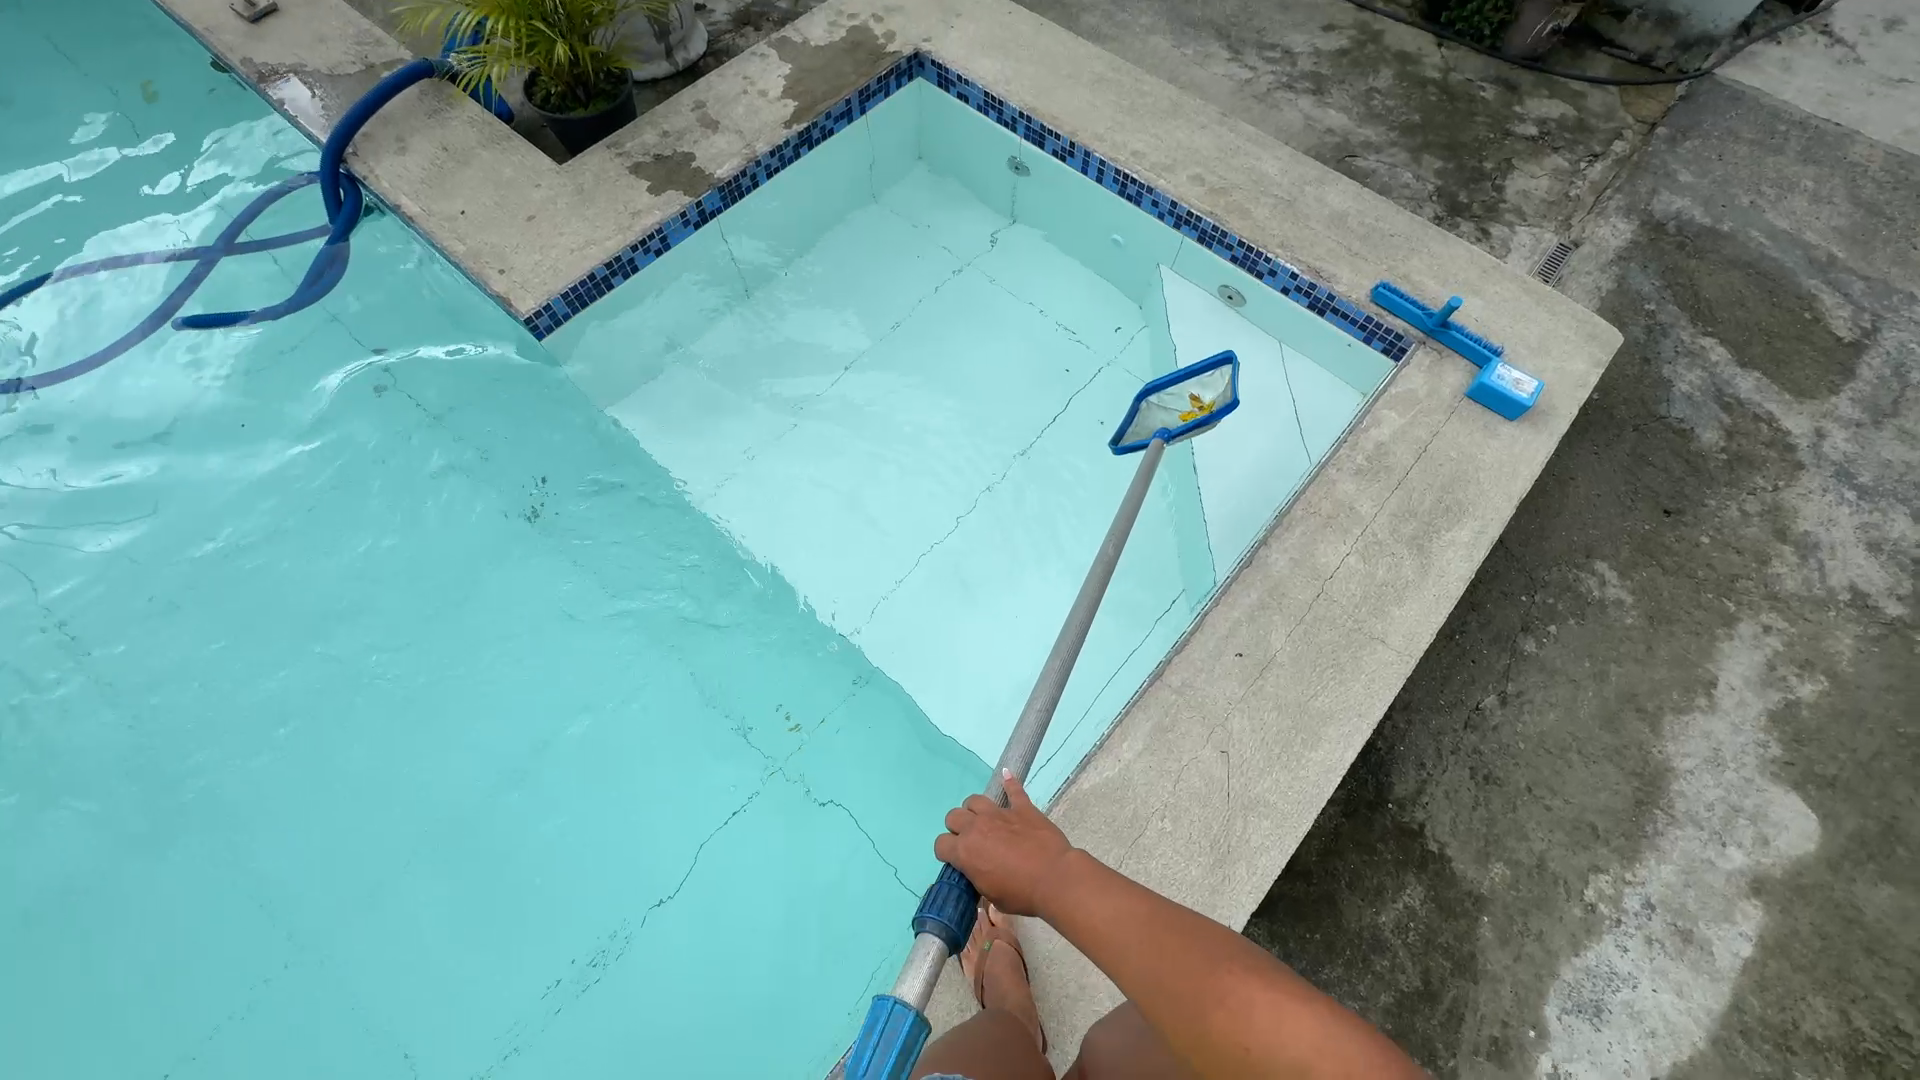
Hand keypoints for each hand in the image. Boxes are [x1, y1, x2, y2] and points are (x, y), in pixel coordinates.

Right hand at [933, 769, 1077, 917]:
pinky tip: (1006, 776)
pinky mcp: (1022, 807)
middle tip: (970, 841)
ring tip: (985, 820)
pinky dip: (1009, 783)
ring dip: (975, 810)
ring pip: (975, 800)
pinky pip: (1013, 789)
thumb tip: (978, 873)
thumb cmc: (1022, 894)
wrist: (1054, 878)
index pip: (940, 844)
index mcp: (965, 851)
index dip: (946, 852)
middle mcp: (976, 827)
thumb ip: (978, 878)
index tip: (955, 859)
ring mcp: (999, 813)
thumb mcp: (992, 895)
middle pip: (953, 816)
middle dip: (957, 828)